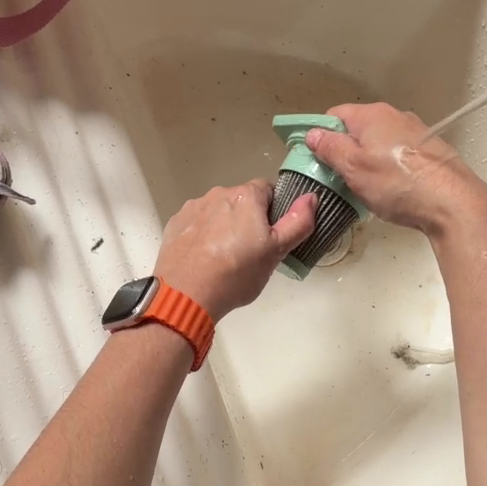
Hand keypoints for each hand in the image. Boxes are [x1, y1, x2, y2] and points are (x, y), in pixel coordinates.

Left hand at [154, 180, 316, 318]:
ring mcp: (193, 208)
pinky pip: (196, 223)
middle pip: (241, 201)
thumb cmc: (236, 273)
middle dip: (247, 220)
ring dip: (223, 226)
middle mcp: (218, 193)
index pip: (268, 190)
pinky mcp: (175, 223)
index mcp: (246, 196)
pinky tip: (203, 258)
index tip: (270, 236)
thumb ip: (297, 223)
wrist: (186, 294)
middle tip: (249, 252)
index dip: (273, 212)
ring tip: (223, 258)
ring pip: (217, 212)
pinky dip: (202, 235)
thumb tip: (311, 196)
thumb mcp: (275, 252)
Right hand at [305, 103, 486, 236]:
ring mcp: (415, 134)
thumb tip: (313, 133)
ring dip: (367, 163)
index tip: (315, 159)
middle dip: (345, 152)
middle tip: (338, 180)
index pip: (335, 115)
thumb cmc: (398, 184)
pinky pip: (398, 157)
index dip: (321, 135)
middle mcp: (395, 117)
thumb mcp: (353, 168)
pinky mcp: (429, 153)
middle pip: (358, 130)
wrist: (452, 203)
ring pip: (378, 144)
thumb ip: (330, 148)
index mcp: (372, 115)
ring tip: (365, 190)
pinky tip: (390, 192)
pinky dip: (388, 170)